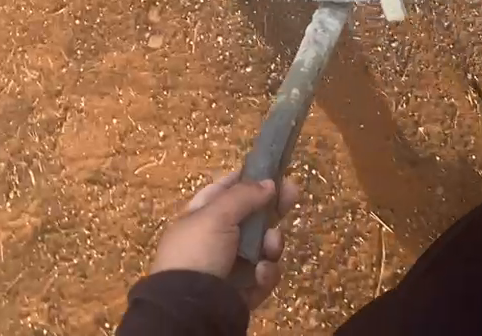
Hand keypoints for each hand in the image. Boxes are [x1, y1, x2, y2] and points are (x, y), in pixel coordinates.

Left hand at [152, 171, 302, 308]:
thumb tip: (269, 184)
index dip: (245, 179)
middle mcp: (215, 240)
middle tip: (292, 195)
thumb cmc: (197, 252)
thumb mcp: (216, 215)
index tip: (269, 171)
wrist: (189, 311)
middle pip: (251, 216)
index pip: (223, 190)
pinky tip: (261, 272)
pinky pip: (264, 274)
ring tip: (270, 246)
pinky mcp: (244, 290)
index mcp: (198, 219)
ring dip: (272, 242)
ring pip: (263, 244)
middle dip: (272, 207)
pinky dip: (266, 272)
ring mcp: (230, 266)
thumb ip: (244, 195)